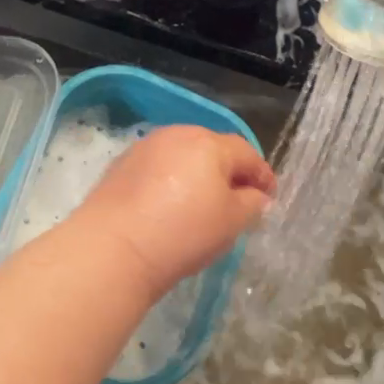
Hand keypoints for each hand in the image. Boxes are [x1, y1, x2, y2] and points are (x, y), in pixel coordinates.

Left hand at [71, 125, 274, 297]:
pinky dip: (171, 182)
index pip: (246, 153)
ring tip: (203, 203)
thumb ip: (252, 204)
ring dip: (198, 174)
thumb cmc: (183, 233)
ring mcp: (145, 148)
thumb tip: (256, 195)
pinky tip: (170, 206)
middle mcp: (177, 135)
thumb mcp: (231, 222)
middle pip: (213, 148)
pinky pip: (158, 168)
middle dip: (229, 171)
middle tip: (238, 199)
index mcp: (209, 143)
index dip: (262, 175)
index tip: (269, 196)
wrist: (114, 248)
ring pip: (183, 156)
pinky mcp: (121, 165)